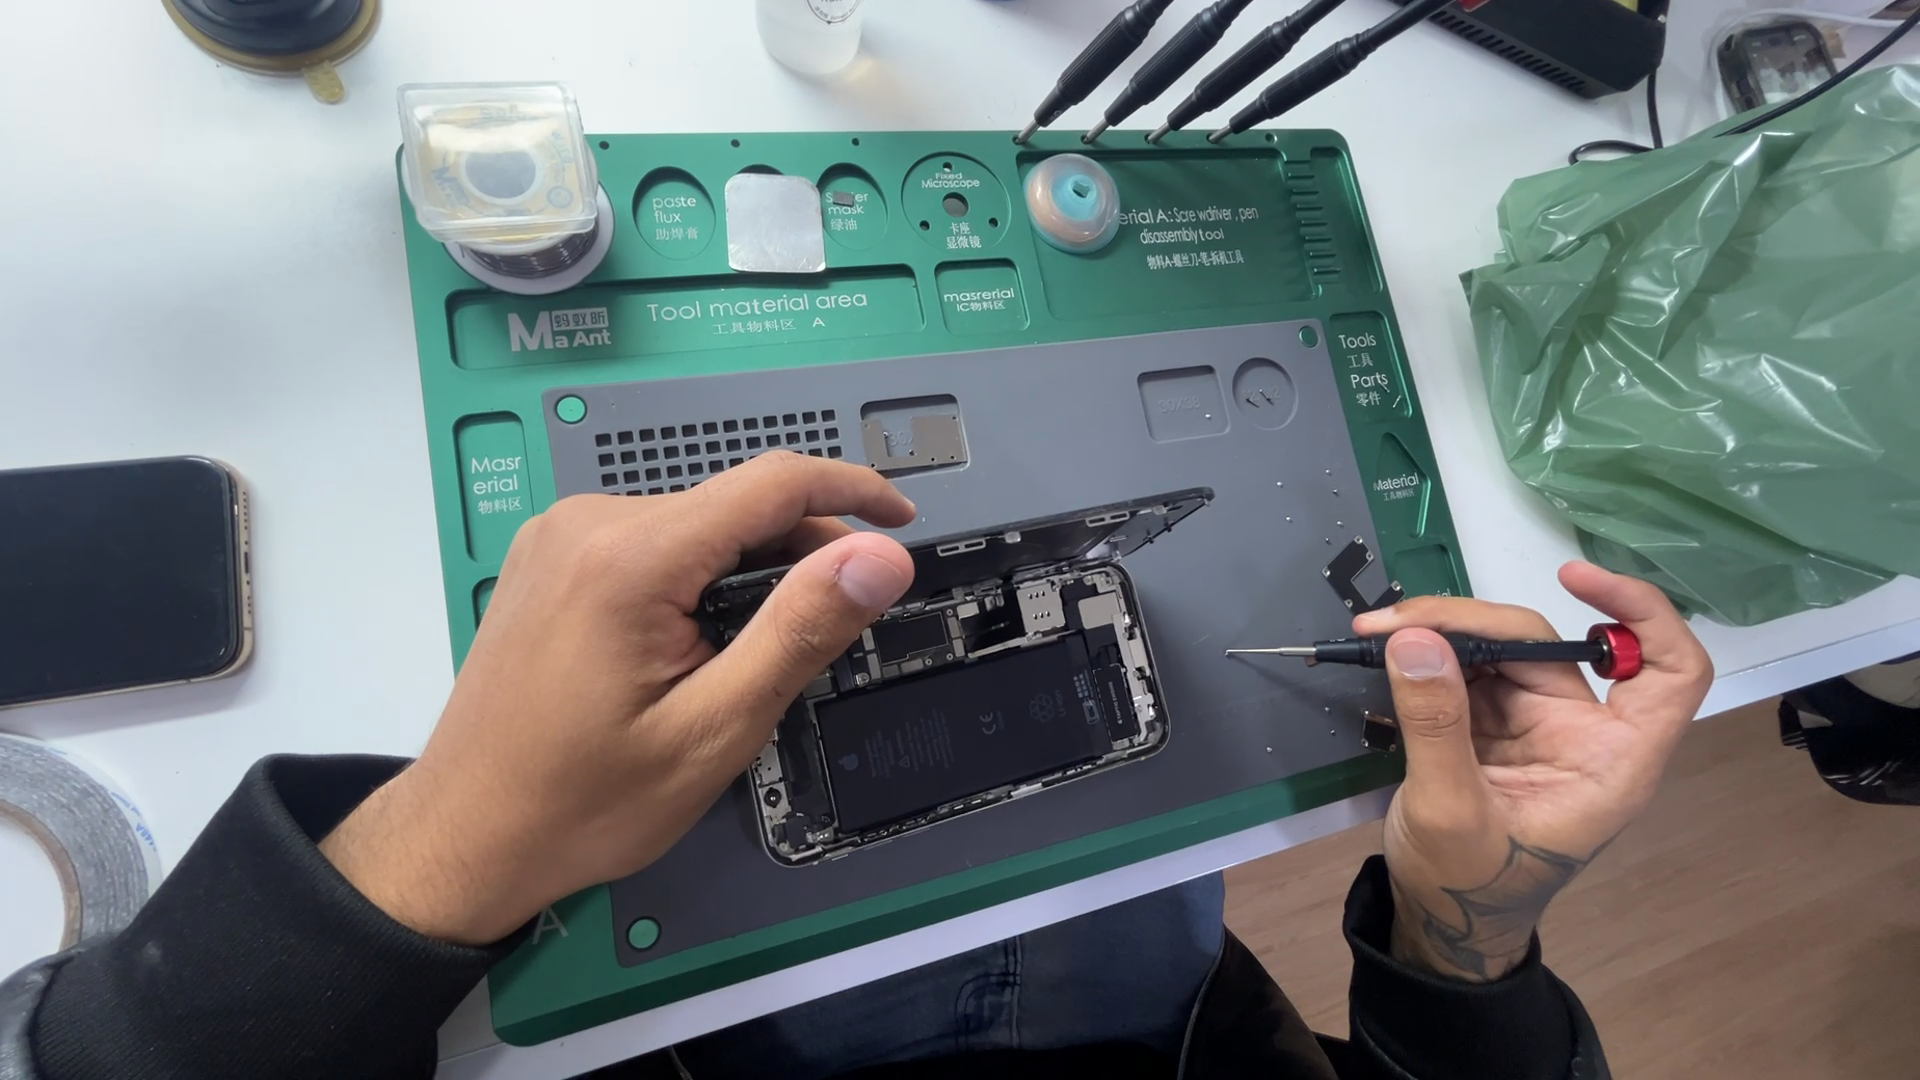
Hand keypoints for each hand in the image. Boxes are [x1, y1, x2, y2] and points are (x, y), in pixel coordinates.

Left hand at [319, 453, 917, 943]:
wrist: (464, 839)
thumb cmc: (591, 800)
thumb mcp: (717, 726)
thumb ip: (801, 630)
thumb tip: (880, 556)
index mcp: (632, 555)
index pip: (773, 482)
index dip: (852, 490)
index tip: (902, 521)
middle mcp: (592, 521)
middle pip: (737, 502)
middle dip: (805, 545)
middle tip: (840, 614)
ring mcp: (567, 533)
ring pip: (704, 520)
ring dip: (758, 563)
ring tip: (770, 639)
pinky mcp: (559, 555)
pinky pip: (664, 537)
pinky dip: (712, 570)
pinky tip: (712, 631)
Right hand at [1353, 562, 1711, 981]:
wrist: (1437, 912)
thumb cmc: (1469, 881)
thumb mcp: (1449, 808)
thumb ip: (1435, 724)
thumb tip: (1414, 639)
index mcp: (1605, 757)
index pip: (1664, 672)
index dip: (1638, 613)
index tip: (1572, 576)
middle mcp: (1573, 729)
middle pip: (1540, 644)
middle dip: (1463, 623)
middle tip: (1388, 624)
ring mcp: (1524, 723)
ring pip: (1489, 650)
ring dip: (1430, 633)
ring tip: (1370, 633)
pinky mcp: (1479, 722)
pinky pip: (1454, 670)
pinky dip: (1416, 655)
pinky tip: (1376, 654)